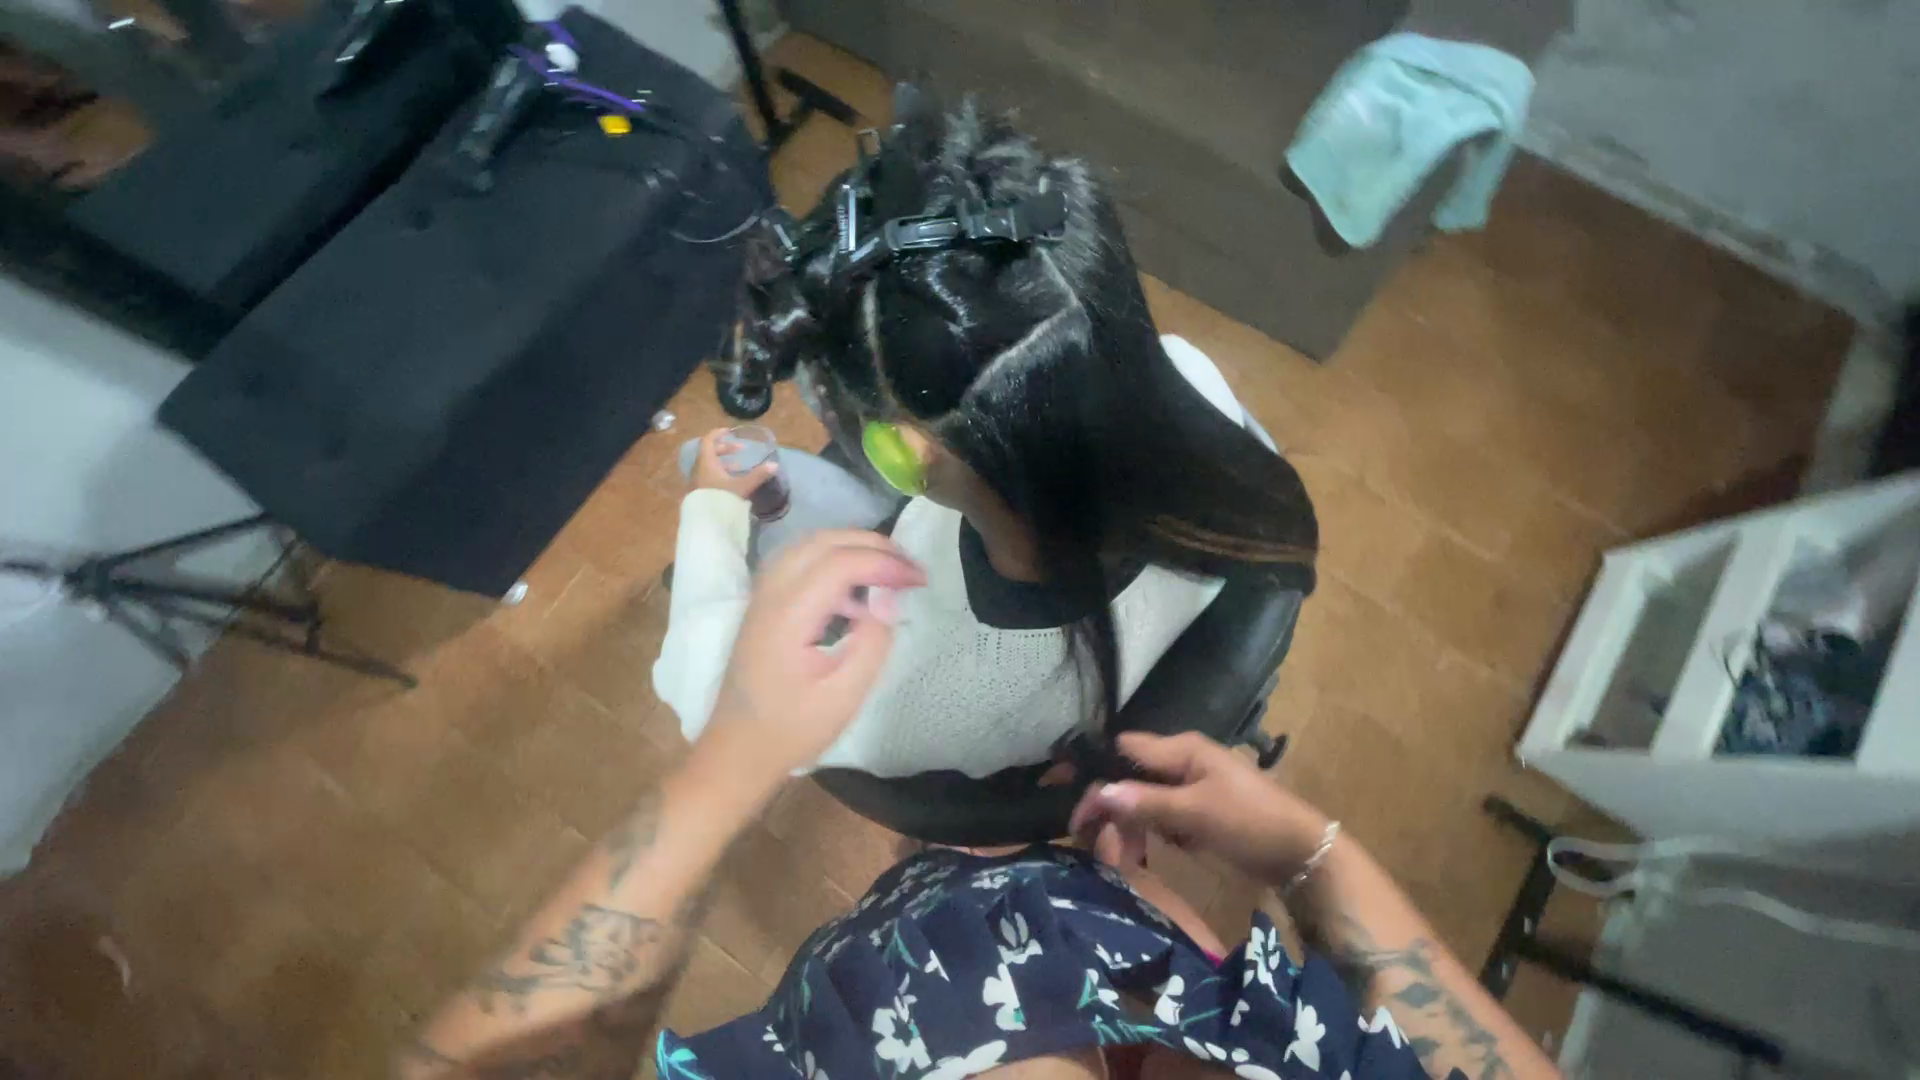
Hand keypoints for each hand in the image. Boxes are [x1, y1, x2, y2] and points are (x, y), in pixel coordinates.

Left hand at [690, 428, 777, 498]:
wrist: (705, 524)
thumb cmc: (722, 499)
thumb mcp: (742, 486)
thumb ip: (757, 475)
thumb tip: (774, 465)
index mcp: (707, 462)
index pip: (709, 440)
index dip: (719, 433)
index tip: (731, 432)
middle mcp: (699, 469)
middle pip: (709, 452)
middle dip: (726, 448)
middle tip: (741, 450)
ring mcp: (697, 481)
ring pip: (709, 465)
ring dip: (723, 462)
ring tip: (739, 466)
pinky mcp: (698, 492)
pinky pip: (708, 475)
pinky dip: (719, 473)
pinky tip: (730, 482)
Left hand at [695, 530, 925, 784]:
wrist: (737, 752)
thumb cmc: (791, 730)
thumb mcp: (844, 697)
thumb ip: (872, 644)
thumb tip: (889, 602)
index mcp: (788, 616)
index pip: (841, 563)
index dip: (885, 563)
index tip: (920, 580)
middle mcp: (770, 594)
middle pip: (823, 540)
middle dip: (873, 544)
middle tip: (910, 567)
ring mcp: (762, 596)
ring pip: (809, 544)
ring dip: (852, 547)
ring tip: (890, 569)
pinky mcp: (763, 605)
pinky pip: (799, 562)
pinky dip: (833, 561)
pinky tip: (856, 595)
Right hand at [1069, 732, 1331, 884]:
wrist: (1305, 856)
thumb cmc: (1251, 823)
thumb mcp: (1196, 813)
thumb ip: (1147, 803)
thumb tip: (1100, 793)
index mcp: (1182, 749)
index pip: (1124, 749)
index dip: (1095, 768)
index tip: (1065, 792)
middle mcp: (1182, 761)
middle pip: (1131, 777)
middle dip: (1110, 807)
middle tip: (1089, 839)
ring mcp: (1191, 787)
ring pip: (1143, 800)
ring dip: (1127, 826)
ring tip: (1119, 859)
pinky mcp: (1199, 812)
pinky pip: (1161, 817)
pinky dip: (1147, 834)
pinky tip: (1139, 856)